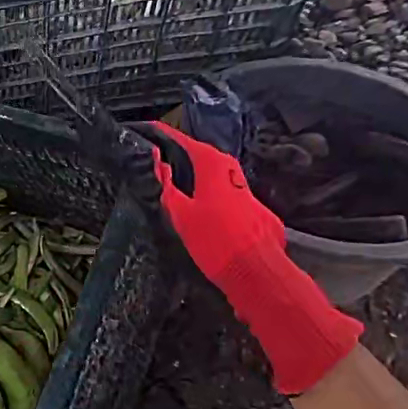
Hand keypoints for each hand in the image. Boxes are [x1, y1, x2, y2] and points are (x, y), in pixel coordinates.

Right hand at [138, 122, 362, 393]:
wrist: (259, 278)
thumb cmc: (215, 242)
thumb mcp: (180, 214)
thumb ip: (166, 185)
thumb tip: (156, 160)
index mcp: (213, 165)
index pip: (183, 140)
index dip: (164, 135)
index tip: (147, 130)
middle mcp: (233, 172)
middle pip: (202, 157)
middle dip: (181, 157)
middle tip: (158, 160)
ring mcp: (248, 194)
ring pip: (216, 180)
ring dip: (197, 181)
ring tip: (175, 187)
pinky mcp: (257, 214)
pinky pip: (228, 199)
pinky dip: (212, 200)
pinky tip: (202, 215)